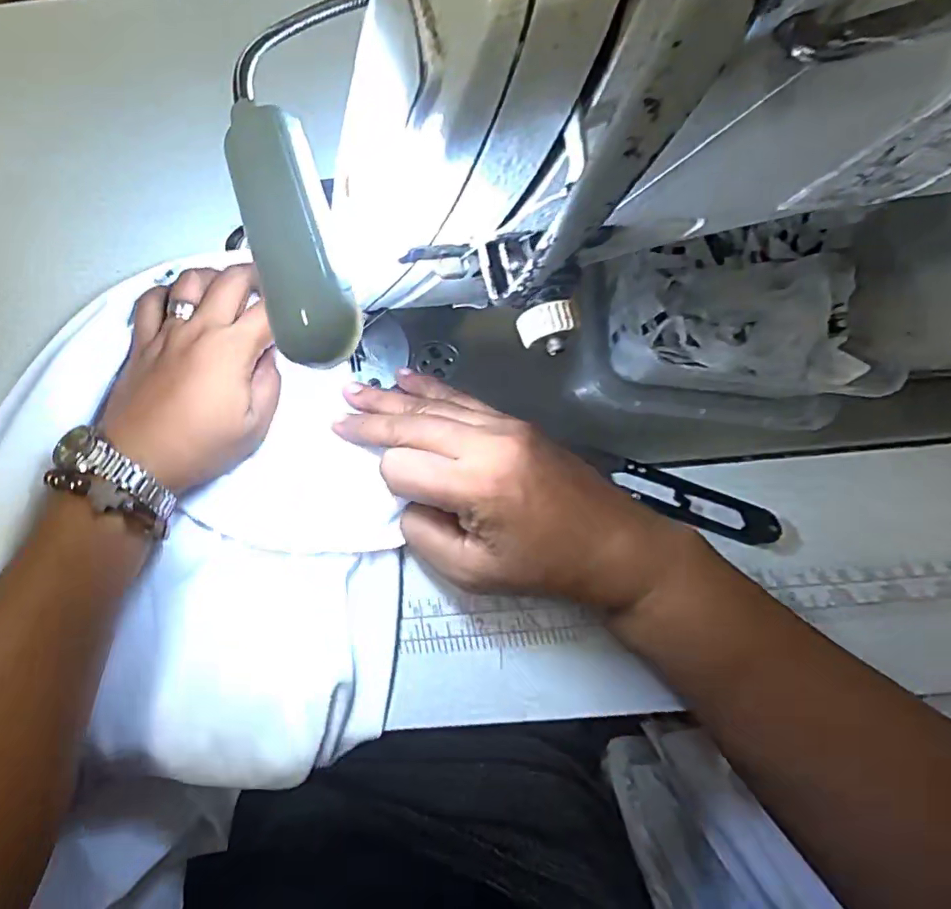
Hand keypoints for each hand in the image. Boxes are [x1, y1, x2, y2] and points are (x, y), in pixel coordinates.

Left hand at [98, 264, 280, 495]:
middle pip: (232, 279)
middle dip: (256, 275)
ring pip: (190, 279)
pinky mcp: (141, 340)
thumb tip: (267, 355)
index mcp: (231, 347)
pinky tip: (179, 302)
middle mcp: (200, 328)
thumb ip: (269, 383)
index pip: (268, 310)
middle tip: (266, 286)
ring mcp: (167, 330)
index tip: (294, 309)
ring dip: (213, 276)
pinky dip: (167, 292)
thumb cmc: (200, 447)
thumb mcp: (254, 426)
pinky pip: (151, 299)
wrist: (137, 461)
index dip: (286, 304)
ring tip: (224, 288)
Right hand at [334, 370, 700, 612]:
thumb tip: (407, 500)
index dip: (392, 482)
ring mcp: (502, 425)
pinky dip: (430, 388)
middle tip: (337, 415)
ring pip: (433, 404)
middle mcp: (487, 443)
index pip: (404, 468)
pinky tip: (405, 377)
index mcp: (477, 483)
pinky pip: (462, 398)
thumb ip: (426, 537)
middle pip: (413, 423)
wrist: (612, 544)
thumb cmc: (544, 566)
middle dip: (372, 421)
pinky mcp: (513, 421)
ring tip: (355, 390)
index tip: (402, 499)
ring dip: (391, 398)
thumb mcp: (476, 573)